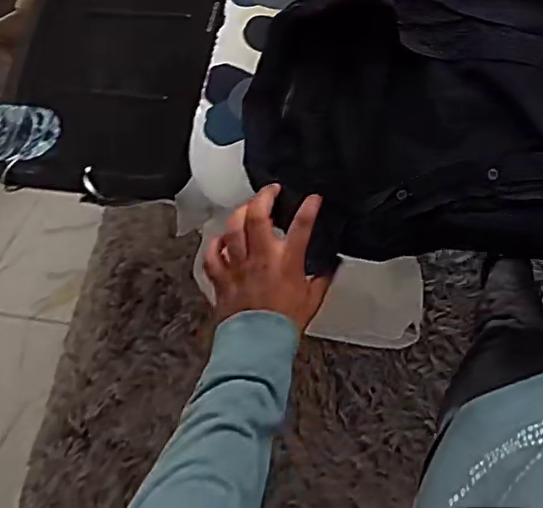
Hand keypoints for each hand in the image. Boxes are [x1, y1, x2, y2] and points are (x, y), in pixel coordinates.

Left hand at [203, 185, 332, 331]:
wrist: (256, 351)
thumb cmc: (284, 327)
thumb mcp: (312, 299)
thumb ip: (321, 277)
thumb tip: (330, 265)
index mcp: (287, 263)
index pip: (301, 225)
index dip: (310, 207)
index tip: (314, 198)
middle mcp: (261, 260)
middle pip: (257, 216)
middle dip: (265, 196)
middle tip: (272, 191)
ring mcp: (238, 268)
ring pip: (233, 229)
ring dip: (240, 212)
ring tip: (248, 207)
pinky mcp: (222, 281)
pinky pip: (212, 256)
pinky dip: (215, 244)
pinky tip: (222, 239)